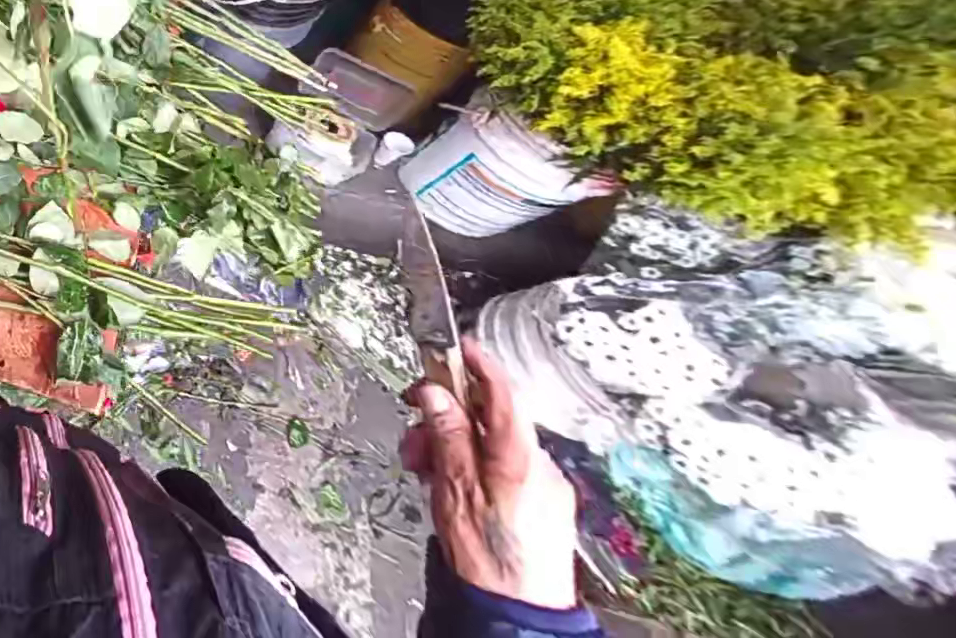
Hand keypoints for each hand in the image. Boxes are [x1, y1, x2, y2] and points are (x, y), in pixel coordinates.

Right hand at [402, 338, 579, 609]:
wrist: (521, 619)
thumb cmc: (489, 560)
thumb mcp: (455, 489)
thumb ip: (447, 435)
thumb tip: (435, 392)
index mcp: (519, 457)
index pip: (502, 392)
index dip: (479, 362)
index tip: (457, 345)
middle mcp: (537, 463)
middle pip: (487, 415)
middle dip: (446, 414)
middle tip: (415, 426)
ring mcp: (540, 481)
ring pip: (488, 438)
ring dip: (449, 441)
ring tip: (422, 464)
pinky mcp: (536, 498)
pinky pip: (497, 461)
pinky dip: (467, 459)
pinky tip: (444, 479)